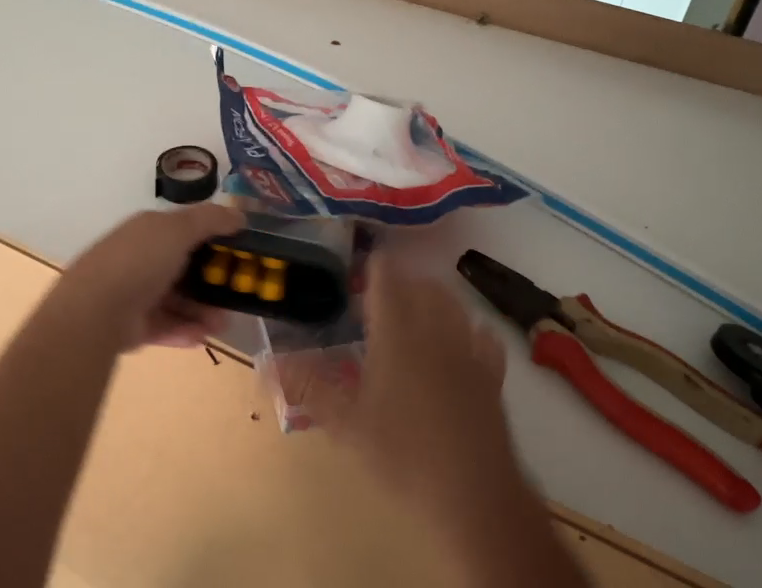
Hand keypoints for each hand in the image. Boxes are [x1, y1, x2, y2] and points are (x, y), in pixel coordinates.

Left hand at [53, 204, 241, 351]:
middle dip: (213, 283)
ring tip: (222, 325)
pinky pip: (165, 326)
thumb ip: (211, 219)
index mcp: (148, 230)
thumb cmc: (140, 260)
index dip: (214, 240)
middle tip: (236, 295)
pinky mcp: (132, 325)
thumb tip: (240, 215)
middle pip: (185, 269)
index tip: (240, 255)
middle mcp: (140, 258)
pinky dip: (184, 330)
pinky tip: (202, 337)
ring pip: (178, 300)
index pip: (185, 231)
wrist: (95, 311)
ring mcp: (135, 293)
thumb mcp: (178, 229)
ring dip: (203, 311)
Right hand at [306, 253, 514, 510]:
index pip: (387, 280)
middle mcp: (435, 331)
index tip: (360, 268)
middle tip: (381, 292)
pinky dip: (468, 327)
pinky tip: (459, 339)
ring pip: (454, 304)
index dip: (375, 267)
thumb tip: (269, 362)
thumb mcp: (346, 425)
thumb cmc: (402, 456)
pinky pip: (482, 335)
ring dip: (434, 296)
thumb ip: (309, 388)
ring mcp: (468, 351)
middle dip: (403, 280)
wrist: (473, 494)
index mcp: (397, 335)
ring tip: (416, 307)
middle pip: (423, 285)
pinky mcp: (492, 374)